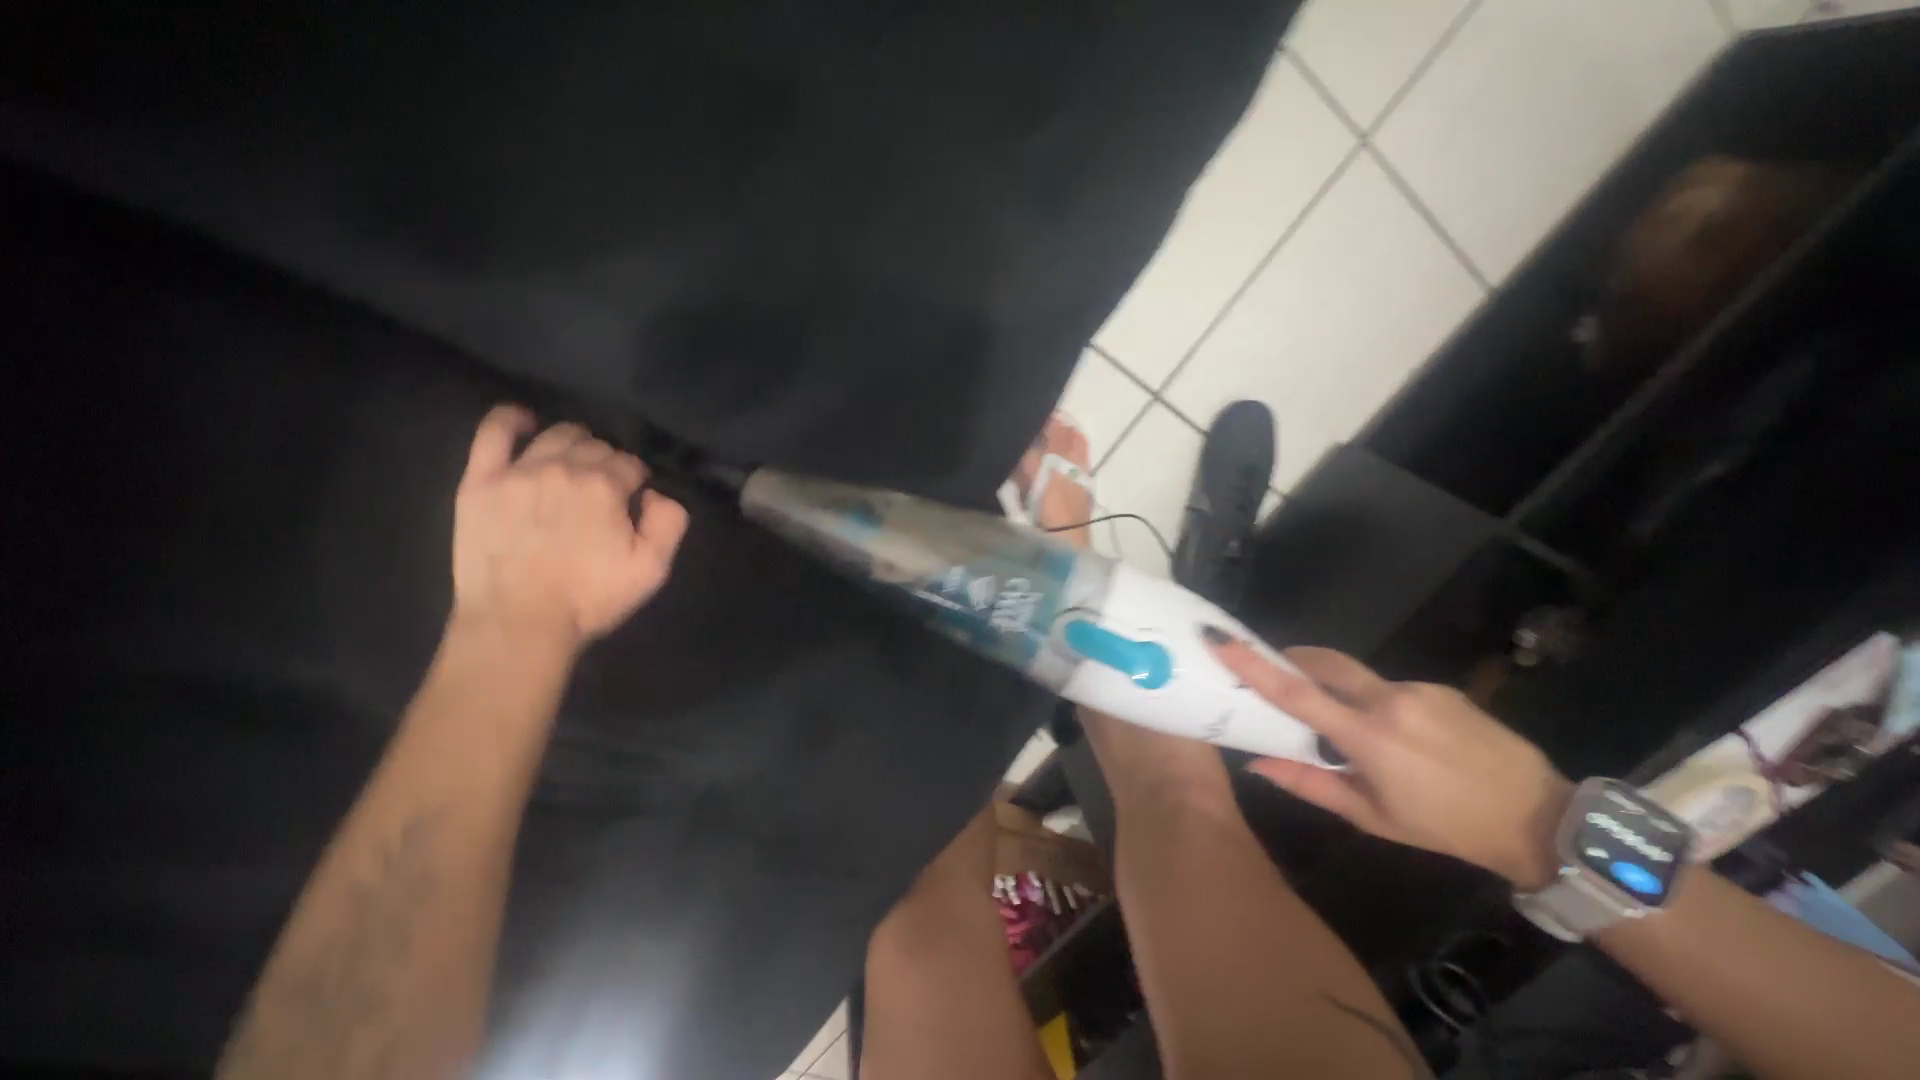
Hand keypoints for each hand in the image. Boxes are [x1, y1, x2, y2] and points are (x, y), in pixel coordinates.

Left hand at [451, 406, 688, 650]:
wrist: (518, 623)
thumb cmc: (588, 600)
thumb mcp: (651, 570)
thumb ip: (669, 522)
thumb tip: (656, 493)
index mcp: (606, 486)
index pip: (631, 464)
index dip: (636, 480)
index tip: (633, 500)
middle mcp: (563, 467)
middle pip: (595, 446)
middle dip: (607, 462)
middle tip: (603, 490)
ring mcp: (518, 471)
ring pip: (556, 435)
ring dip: (574, 442)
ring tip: (574, 462)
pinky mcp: (480, 481)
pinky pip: (494, 432)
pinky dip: (511, 419)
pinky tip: (524, 422)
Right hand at [1211, 638, 1572, 888]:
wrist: (1537, 817)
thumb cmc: (1445, 827)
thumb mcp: (1372, 817)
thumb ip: (1310, 783)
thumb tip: (1257, 763)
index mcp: (1367, 735)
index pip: (1296, 692)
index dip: (1254, 664)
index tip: (1221, 639)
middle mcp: (1389, 699)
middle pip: (1324, 663)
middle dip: (1291, 660)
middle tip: (1271, 672)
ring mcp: (1420, 689)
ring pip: (1359, 679)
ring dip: (1340, 693)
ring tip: (1347, 731)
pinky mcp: (1443, 689)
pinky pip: (1392, 689)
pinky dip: (1376, 704)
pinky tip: (1396, 738)